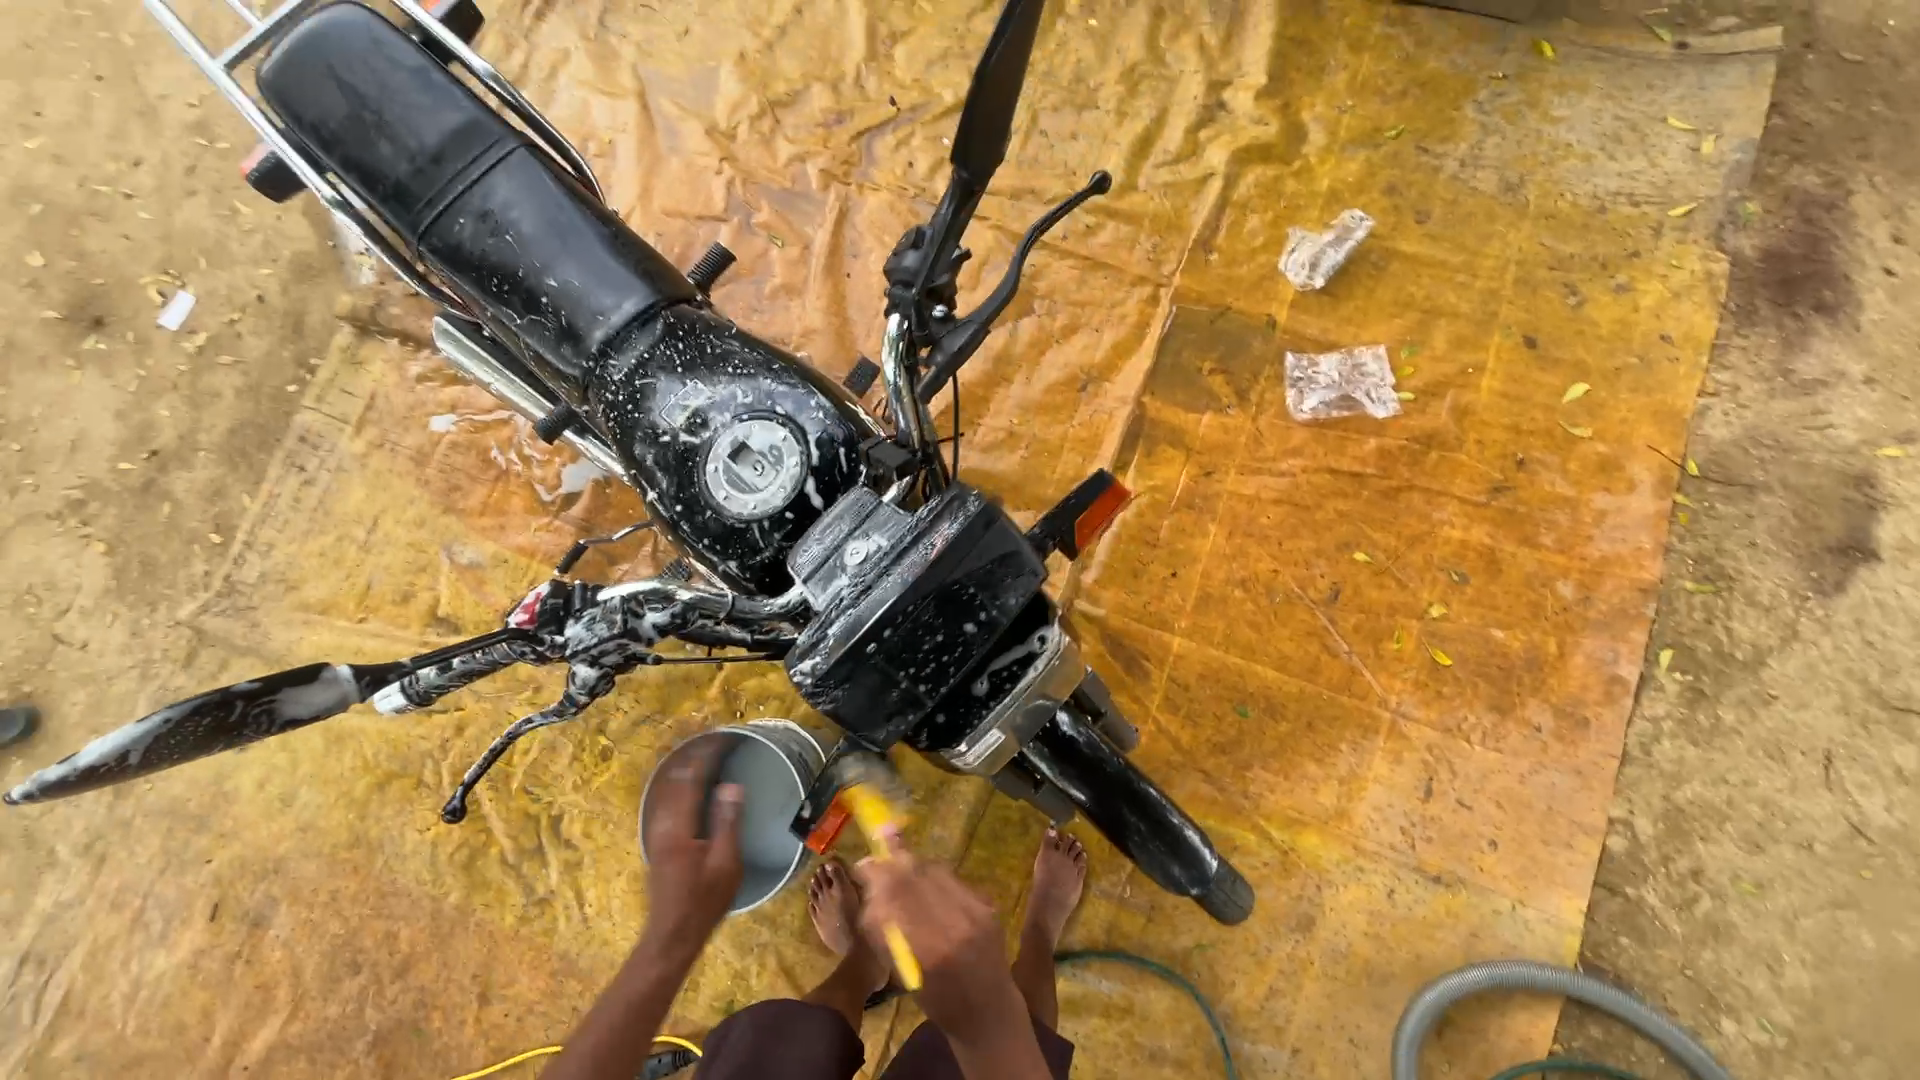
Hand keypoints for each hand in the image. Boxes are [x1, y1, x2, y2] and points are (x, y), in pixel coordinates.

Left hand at [641, 744, 743, 949]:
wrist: (672, 934)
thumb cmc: (704, 901)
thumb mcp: (725, 863)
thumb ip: (727, 822)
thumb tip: (731, 786)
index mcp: (678, 827)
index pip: (690, 781)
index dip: (703, 757)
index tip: (718, 739)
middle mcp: (662, 826)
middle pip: (673, 781)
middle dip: (690, 757)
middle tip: (708, 739)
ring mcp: (657, 835)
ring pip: (666, 792)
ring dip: (683, 770)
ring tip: (700, 754)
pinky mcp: (659, 844)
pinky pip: (667, 803)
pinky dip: (679, 786)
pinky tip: (688, 787)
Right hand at [855, 850, 1026, 1043]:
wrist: (987, 1009)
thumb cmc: (936, 1000)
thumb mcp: (903, 972)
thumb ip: (885, 932)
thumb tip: (869, 892)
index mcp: (927, 950)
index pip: (893, 896)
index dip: (875, 875)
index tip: (861, 868)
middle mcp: (954, 924)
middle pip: (914, 874)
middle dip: (891, 860)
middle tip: (877, 854)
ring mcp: (974, 910)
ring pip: (934, 869)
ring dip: (912, 863)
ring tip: (898, 860)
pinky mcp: (986, 903)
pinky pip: (952, 878)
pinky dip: (933, 874)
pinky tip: (924, 878)